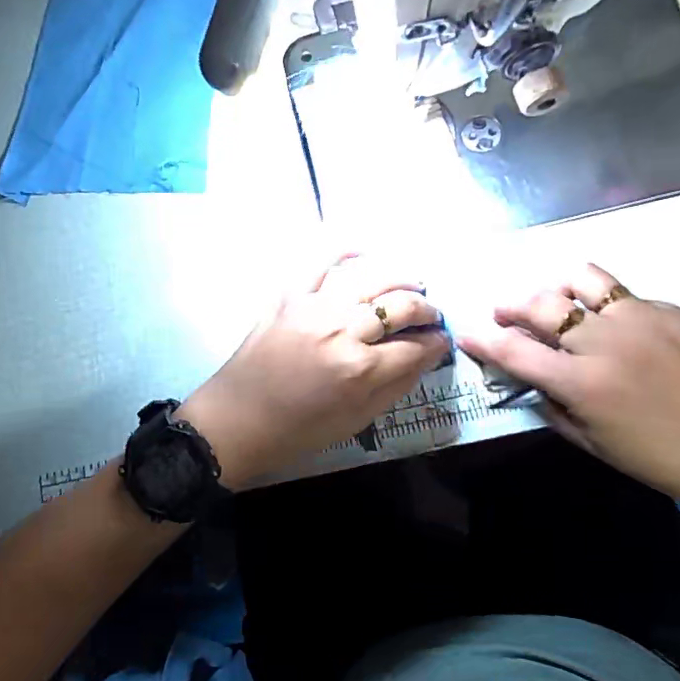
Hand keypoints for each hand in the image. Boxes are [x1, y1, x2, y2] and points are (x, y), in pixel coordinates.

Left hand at [178, 255, 449, 489]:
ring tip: (412, 284)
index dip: (436, 343)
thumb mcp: (357, 419)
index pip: (415, 347)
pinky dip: (343, 252)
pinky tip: (363, 251)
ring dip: (399, 279)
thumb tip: (425, 356)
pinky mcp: (288, 297)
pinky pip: (319, 264)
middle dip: (426, 310)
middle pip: (399, 307)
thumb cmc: (300, 429)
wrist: (237, 421)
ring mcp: (313, 308)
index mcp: (360, 369)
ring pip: (369, 279)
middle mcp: (341, 331)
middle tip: (432, 315)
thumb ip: (397, 385)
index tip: (442, 340)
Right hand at [460, 264, 679, 544]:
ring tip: (557, 299)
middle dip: (512, 306)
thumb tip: (532, 380)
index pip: (516, 351)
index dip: (484, 341)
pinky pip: (629, 296)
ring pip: (584, 279)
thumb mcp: (595, 445)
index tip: (468, 333)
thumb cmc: (663, 461)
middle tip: (506, 313)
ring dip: (558, 286)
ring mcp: (643, 317)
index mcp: (583, 383)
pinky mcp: (675, 309)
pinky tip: (619, 326)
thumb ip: (555, 408)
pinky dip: (610, 305)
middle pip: (542, 304)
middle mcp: (607, 341)